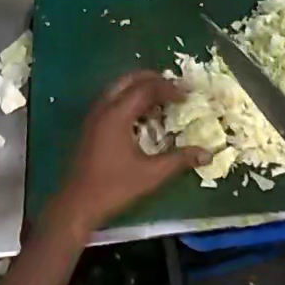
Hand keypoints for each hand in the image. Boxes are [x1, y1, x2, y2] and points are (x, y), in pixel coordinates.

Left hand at [48, 71, 207, 234]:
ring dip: (141, 89)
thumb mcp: (151, 174)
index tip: (188, 95)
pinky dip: (129, 99)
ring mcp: (94, 115)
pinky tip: (143, 117)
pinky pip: (112, 100)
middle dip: (154, 80)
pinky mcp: (91, 125)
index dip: (169, 88)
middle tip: (175, 89)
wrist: (76, 205)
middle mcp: (103, 108)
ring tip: (162, 101)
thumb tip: (207, 154)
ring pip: (119, 88)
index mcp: (117, 114)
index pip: (146, 88)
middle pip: (130, 80)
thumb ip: (179, 160)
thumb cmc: (113, 188)